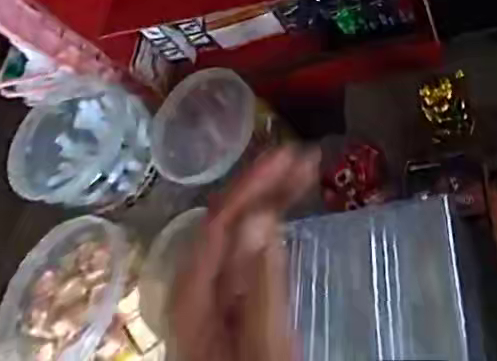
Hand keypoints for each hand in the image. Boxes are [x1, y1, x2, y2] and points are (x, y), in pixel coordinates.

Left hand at [167, 146, 317, 360]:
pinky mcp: (230, 309)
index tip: (289, 156)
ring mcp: (213, 299)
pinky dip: (269, 226)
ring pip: (239, 233)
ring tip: (304, 171)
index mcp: (192, 297)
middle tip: (305, 158)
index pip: (218, 221)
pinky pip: (247, 253)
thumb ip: (262, 285)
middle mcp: (196, 289)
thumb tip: (262, 217)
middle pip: (228, 221)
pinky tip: (286, 212)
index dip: (252, 183)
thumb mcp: (263, 350)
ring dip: (269, 199)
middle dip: (265, 184)